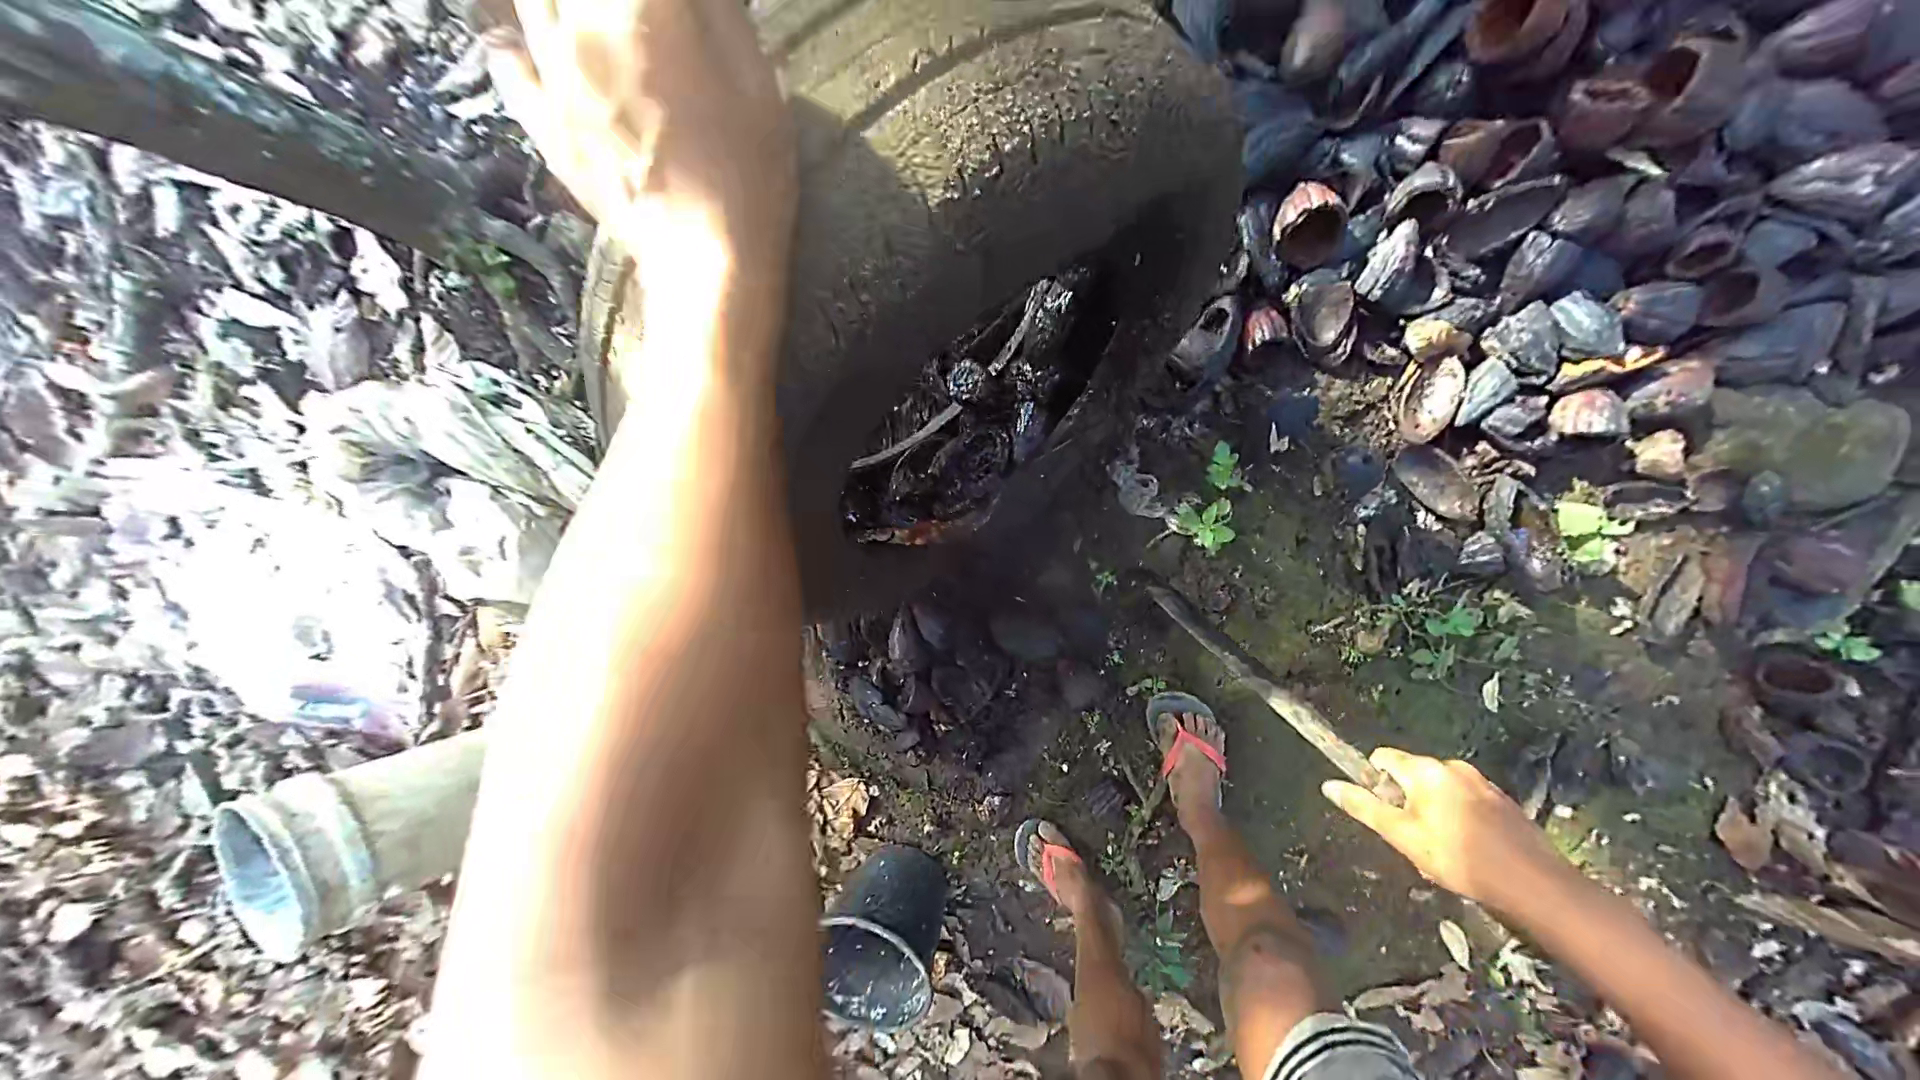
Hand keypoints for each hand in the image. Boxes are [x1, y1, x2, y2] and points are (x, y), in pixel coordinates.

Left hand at [482, 0, 796, 312]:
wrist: (705, 260)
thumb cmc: (747, 174)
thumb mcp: (758, 83)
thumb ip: (720, 14)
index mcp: (641, 3)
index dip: (669, 3)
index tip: (681, 13)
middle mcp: (580, 21)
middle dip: (615, 5)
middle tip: (642, 24)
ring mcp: (552, 72)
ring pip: (533, 0)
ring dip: (566, 6)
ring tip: (598, 27)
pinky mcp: (544, 123)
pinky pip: (507, 58)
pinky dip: (517, 41)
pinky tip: (540, 47)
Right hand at [1322, 747, 1567, 909]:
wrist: (1536, 886)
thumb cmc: (1458, 857)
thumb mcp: (1401, 835)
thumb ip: (1363, 806)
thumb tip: (1329, 785)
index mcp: (1424, 769)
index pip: (1382, 757)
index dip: (1375, 782)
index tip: (1385, 813)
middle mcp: (1453, 767)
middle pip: (1412, 776)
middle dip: (1406, 803)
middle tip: (1414, 839)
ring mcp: (1482, 783)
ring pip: (1439, 792)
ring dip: (1433, 813)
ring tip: (1443, 852)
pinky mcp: (1504, 803)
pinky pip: (1466, 802)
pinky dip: (1459, 820)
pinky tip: (1469, 853)